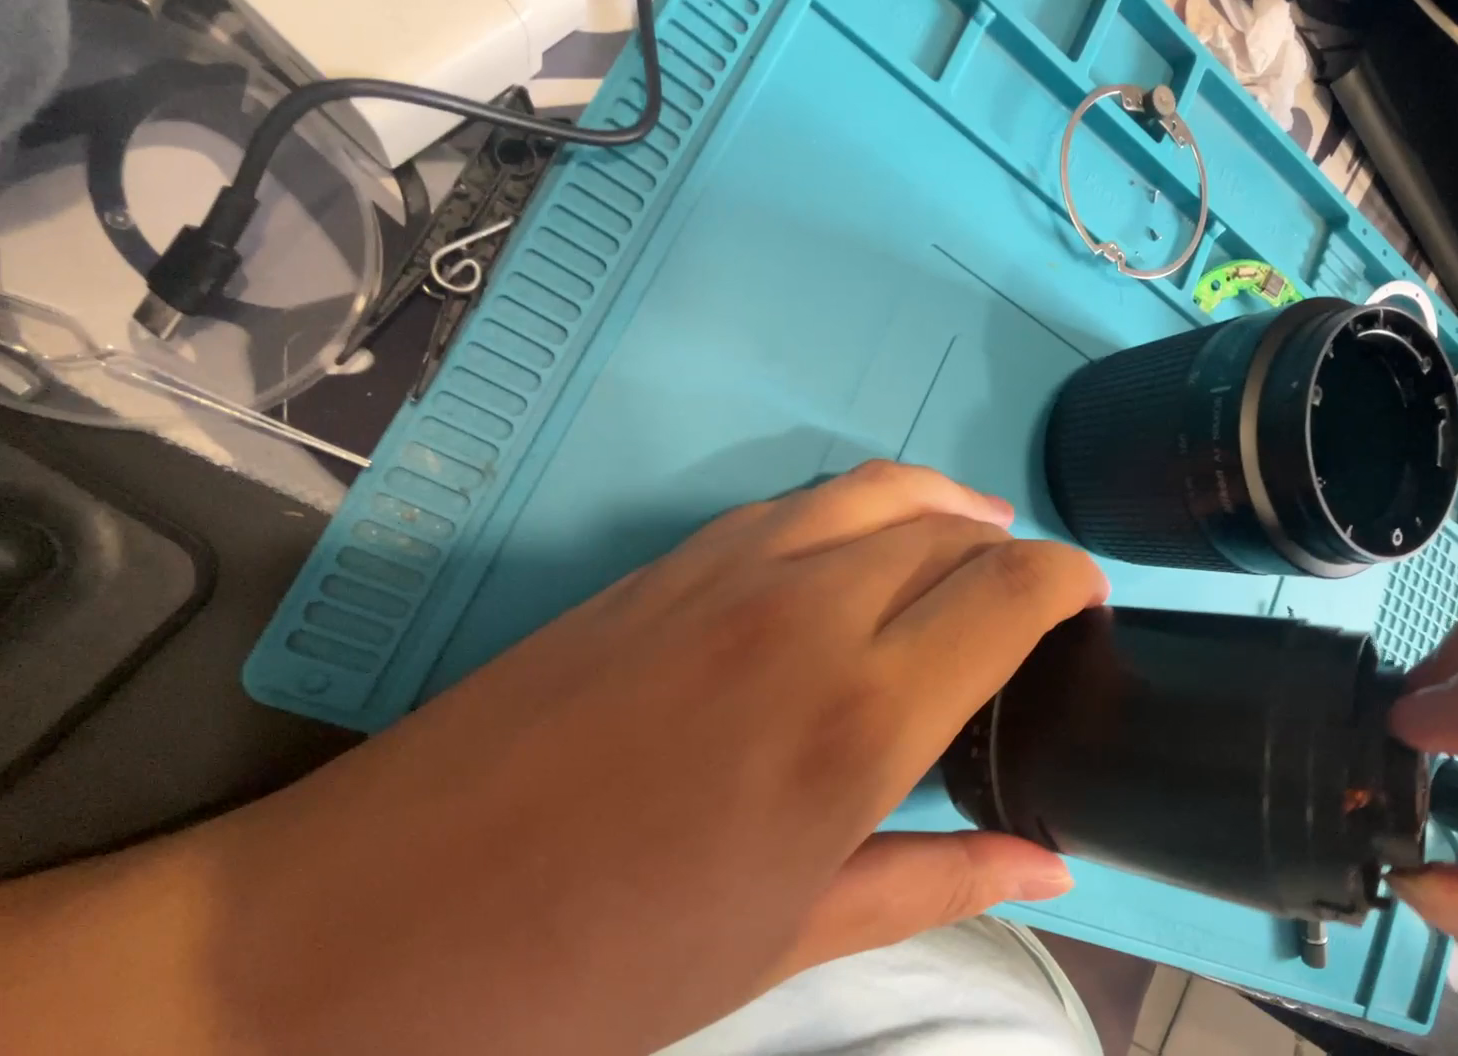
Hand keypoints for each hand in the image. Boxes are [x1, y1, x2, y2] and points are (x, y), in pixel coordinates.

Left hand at [0, 462, 1107, 1054]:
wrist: (364, 923)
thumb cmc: (598, 967)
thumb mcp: (791, 941)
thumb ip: (937, 881)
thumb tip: (1048, 859)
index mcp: (857, 718)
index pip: (1009, 593)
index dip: (1070, 581)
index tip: (1092, 601)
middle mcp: (808, 611)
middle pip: (952, 529)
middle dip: (1012, 553)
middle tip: (1033, 602)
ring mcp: (727, 569)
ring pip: (877, 491)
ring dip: (942, 513)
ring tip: (968, 557)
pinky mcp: (663, 562)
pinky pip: (800, 506)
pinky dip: (861, 514)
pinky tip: (859, 563)